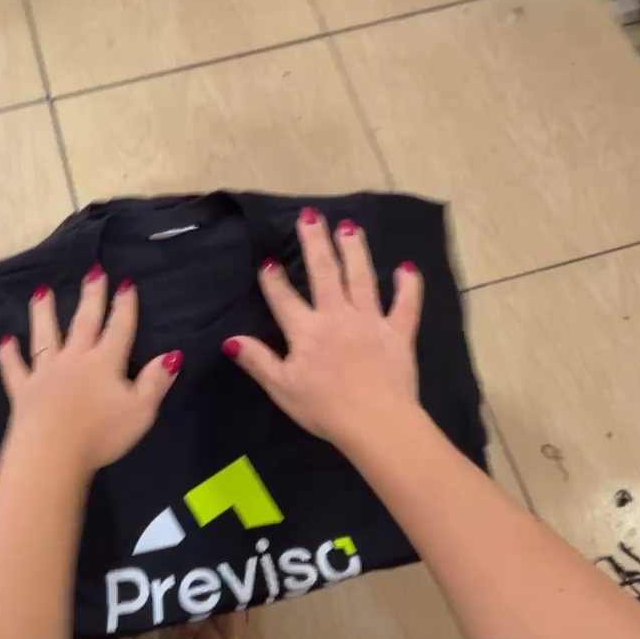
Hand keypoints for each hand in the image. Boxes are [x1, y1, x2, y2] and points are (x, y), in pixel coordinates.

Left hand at [0, 266, 180, 475]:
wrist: (52, 454)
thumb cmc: (101, 434)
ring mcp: (45, 372)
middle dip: (91, 297)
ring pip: (45, 335)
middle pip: (84, 322)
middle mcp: (74, 359)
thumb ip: (155, 381)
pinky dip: (9, 354)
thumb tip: (172, 354)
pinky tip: (5, 341)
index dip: (125, 306)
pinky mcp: (23, 390)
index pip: (119, 328)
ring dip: (44, 312)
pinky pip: (14, 368)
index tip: (126, 283)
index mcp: (105, 362)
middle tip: (93, 271)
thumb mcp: (141, 411)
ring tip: (42, 291)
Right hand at [223, 208, 428, 455]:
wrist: (376, 423)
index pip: (284, 297)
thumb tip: (230, 339)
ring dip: (355, 249)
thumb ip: (258, 360)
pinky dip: (408, 285)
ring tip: (349, 225)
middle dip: (315, 241)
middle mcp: (337, 316)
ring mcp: (370, 321)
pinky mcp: (398, 333)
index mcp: (306, 330)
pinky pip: (406, 304)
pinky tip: (406, 267)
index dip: (273, 279)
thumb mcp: (282, 388)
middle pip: (324, 272)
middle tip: (310, 215)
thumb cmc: (324, 409)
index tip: (269, 261)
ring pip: (362, 277)